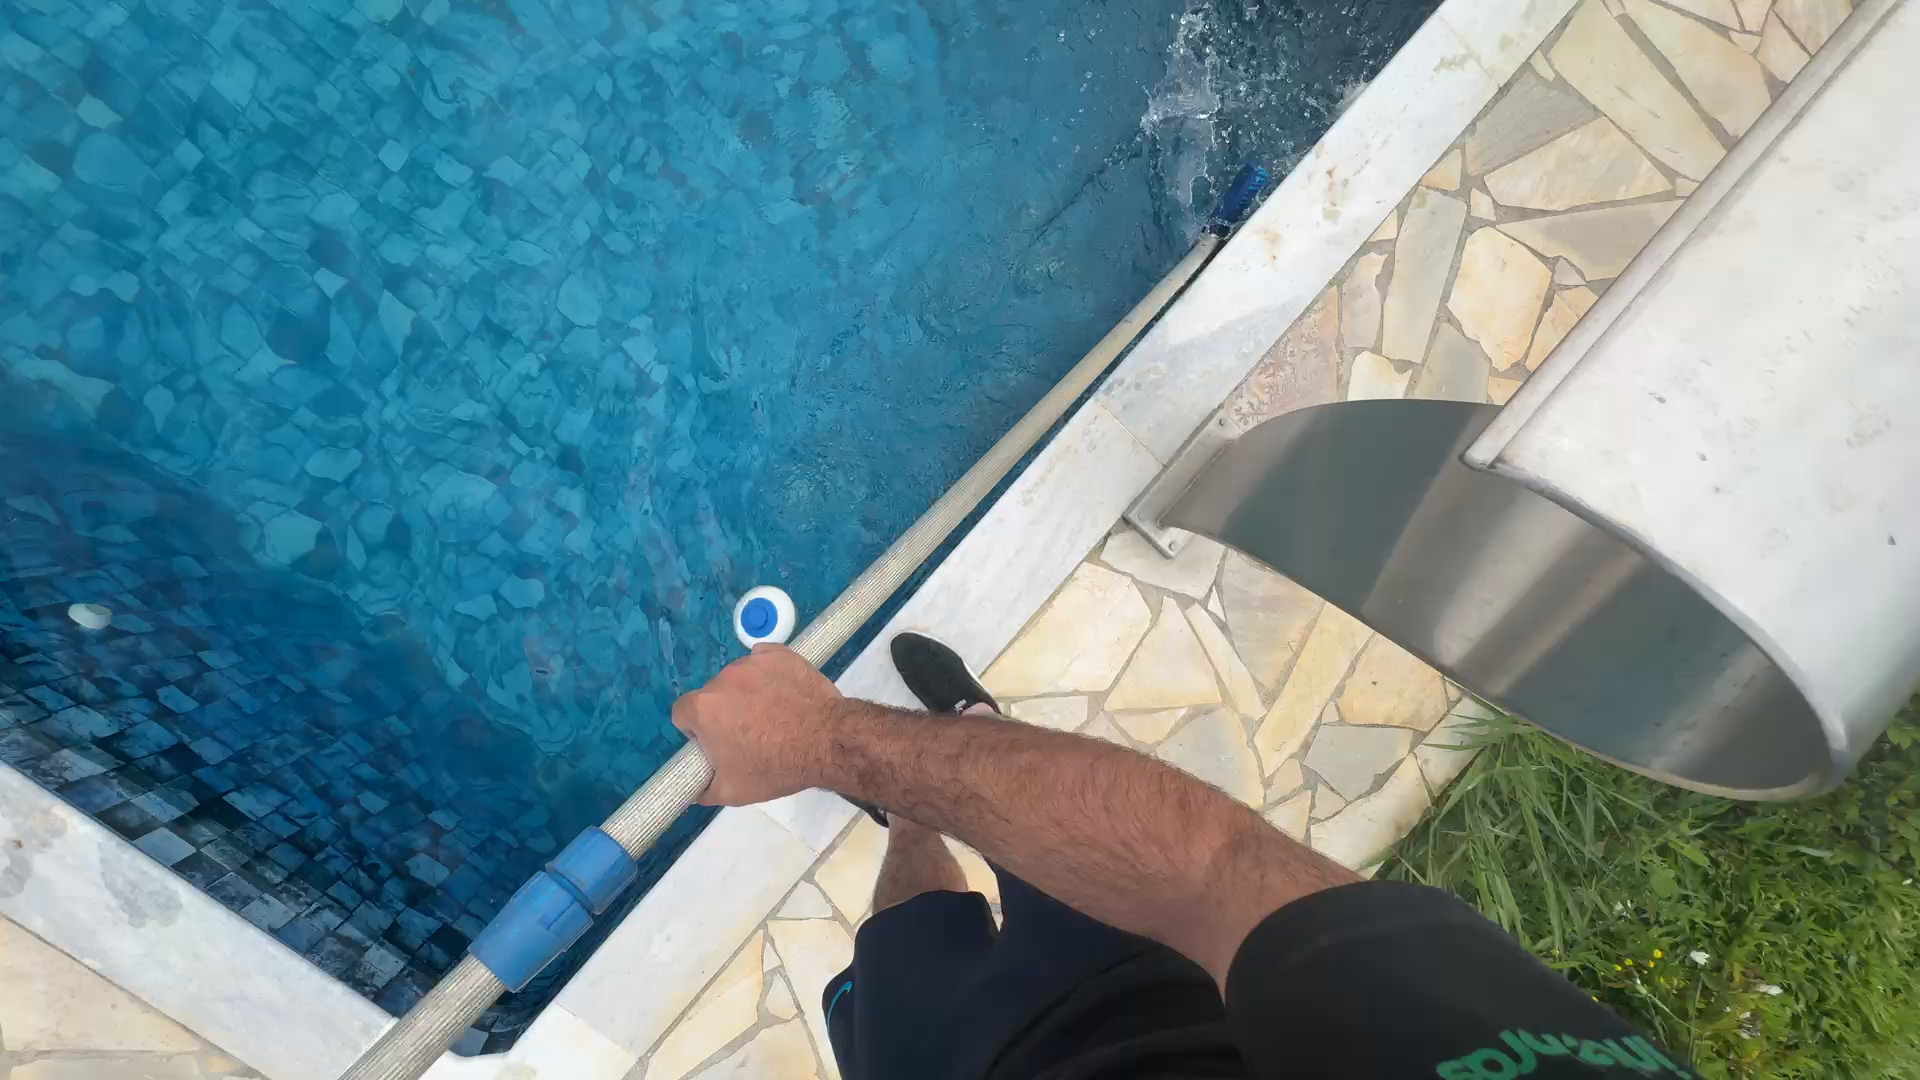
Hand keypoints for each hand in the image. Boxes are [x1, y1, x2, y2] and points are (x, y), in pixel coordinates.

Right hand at [671, 644, 844, 805]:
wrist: (828, 741)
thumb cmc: (776, 766)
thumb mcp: (731, 792)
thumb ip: (704, 788)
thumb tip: (697, 788)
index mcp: (704, 708)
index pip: (683, 713)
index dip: (697, 729)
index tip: (716, 740)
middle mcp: (724, 678)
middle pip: (713, 694)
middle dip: (724, 710)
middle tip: (749, 731)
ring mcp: (755, 661)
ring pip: (740, 677)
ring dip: (748, 691)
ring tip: (773, 712)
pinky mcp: (782, 653)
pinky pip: (765, 659)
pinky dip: (770, 673)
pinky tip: (784, 690)